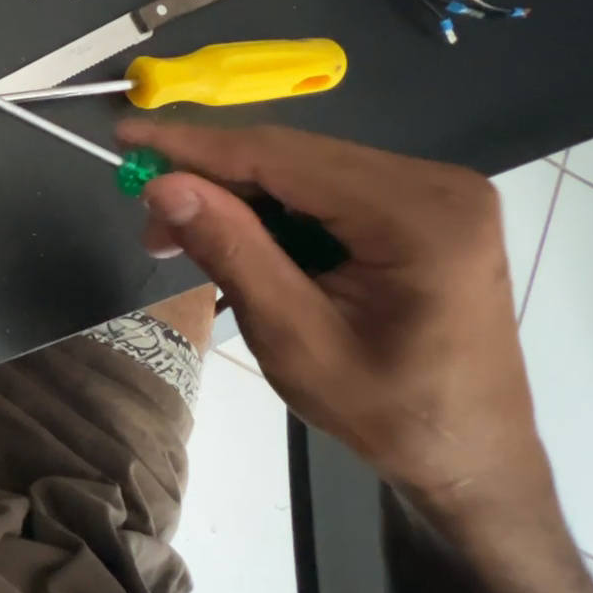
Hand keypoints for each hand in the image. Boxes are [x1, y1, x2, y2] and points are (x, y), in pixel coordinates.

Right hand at [117, 122, 553, 519]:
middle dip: (206, 179)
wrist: (468, 454)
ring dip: (230, 196)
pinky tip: (234, 239)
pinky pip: (319, 187)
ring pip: (297, 168)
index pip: (280, 156)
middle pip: (288, 155)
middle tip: (148, 225)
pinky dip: (264, 208)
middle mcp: (435, 184)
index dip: (193, 145)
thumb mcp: (291, 336)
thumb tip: (162, 185)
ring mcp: (432, 192)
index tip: (124, 138)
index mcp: (419, 216)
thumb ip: (230, 251)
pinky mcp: (419, 207)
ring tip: (178, 240)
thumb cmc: (384, 409)